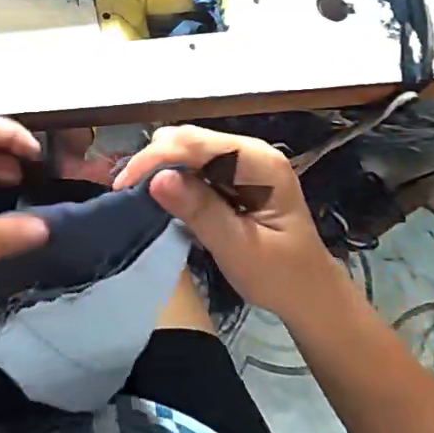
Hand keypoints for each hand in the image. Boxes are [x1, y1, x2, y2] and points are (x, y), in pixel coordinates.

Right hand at [115, 125, 349, 323]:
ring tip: (138, 193)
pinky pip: (194, 163)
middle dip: (154, 160)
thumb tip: (157, 178)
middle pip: (189, 138)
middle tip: (127, 191)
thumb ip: (200, 211)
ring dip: (160, 166)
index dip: (156, 157)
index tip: (124, 184)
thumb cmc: (280, 277)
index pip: (196, 143)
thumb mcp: (238, 248)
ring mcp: (242, 161)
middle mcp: (251, 152)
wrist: (309, 294)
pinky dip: (172, 175)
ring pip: (187, 147)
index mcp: (259, 164)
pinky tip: (160, 194)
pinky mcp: (233, 174)